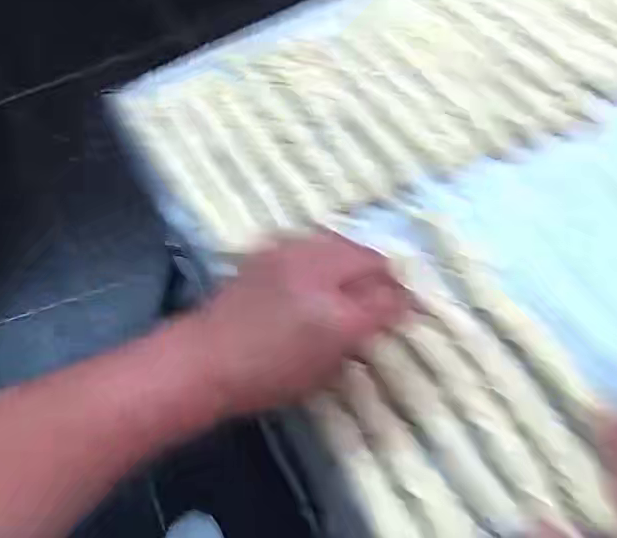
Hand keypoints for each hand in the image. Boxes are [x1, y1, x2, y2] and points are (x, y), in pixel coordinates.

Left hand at [183, 232, 410, 414]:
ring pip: (333, 240)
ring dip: (349, 255)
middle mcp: (314, 275)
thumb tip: (375, 313)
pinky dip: (318, 250)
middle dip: (380, 271)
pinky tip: (318, 266)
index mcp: (339, 314)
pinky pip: (303, 240)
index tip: (405, 309)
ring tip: (352, 275)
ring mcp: (284, 256)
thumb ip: (357, 335)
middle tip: (383, 289)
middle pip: (363, 256)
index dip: (402, 302)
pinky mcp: (262, 250)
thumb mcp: (330, 368)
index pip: (389, 296)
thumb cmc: (272, 377)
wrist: (211, 353)